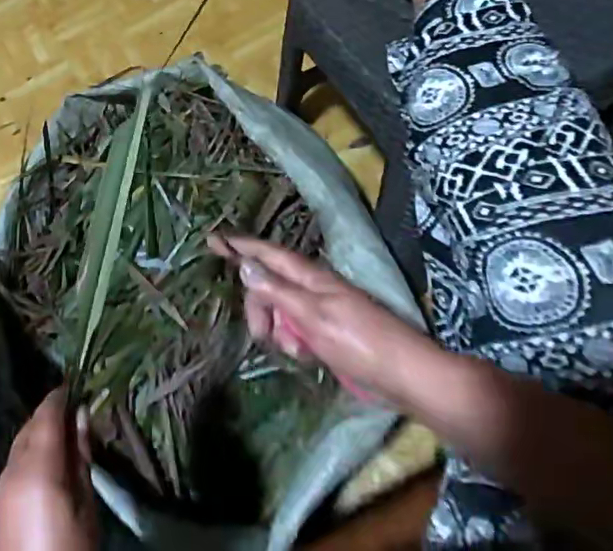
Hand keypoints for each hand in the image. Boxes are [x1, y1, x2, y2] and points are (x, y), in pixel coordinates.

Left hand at [0, 389, 97, 550]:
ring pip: (16, 454)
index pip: (46, 417)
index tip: (77, 382)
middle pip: (27, 433)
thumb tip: (81, 418)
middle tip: (73, 411)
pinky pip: (8, 477)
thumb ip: (80, 460)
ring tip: (62, 444)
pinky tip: (43, 477)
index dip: (60, 396)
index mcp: (35, 472)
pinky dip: (25, 465)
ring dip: (36, 442)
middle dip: (47, 417)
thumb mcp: (86, 510)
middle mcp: (7, 477)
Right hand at [208, 232, 448, 409]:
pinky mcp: (325, 332)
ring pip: (280, 310)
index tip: (213, 240)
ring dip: (279, 331)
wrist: (399, 373)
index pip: (269, 254)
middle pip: (269, 286)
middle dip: (260, 308)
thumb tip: (246, 264)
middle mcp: (313, 287)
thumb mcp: (314, 315)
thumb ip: (279, 291)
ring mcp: (320, 309)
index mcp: (311, 276)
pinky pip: (295, 330)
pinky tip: (307, 356)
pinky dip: (293, 342)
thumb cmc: (359, 340)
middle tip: (263, 335)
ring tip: (298, 350)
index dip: (241, 247)